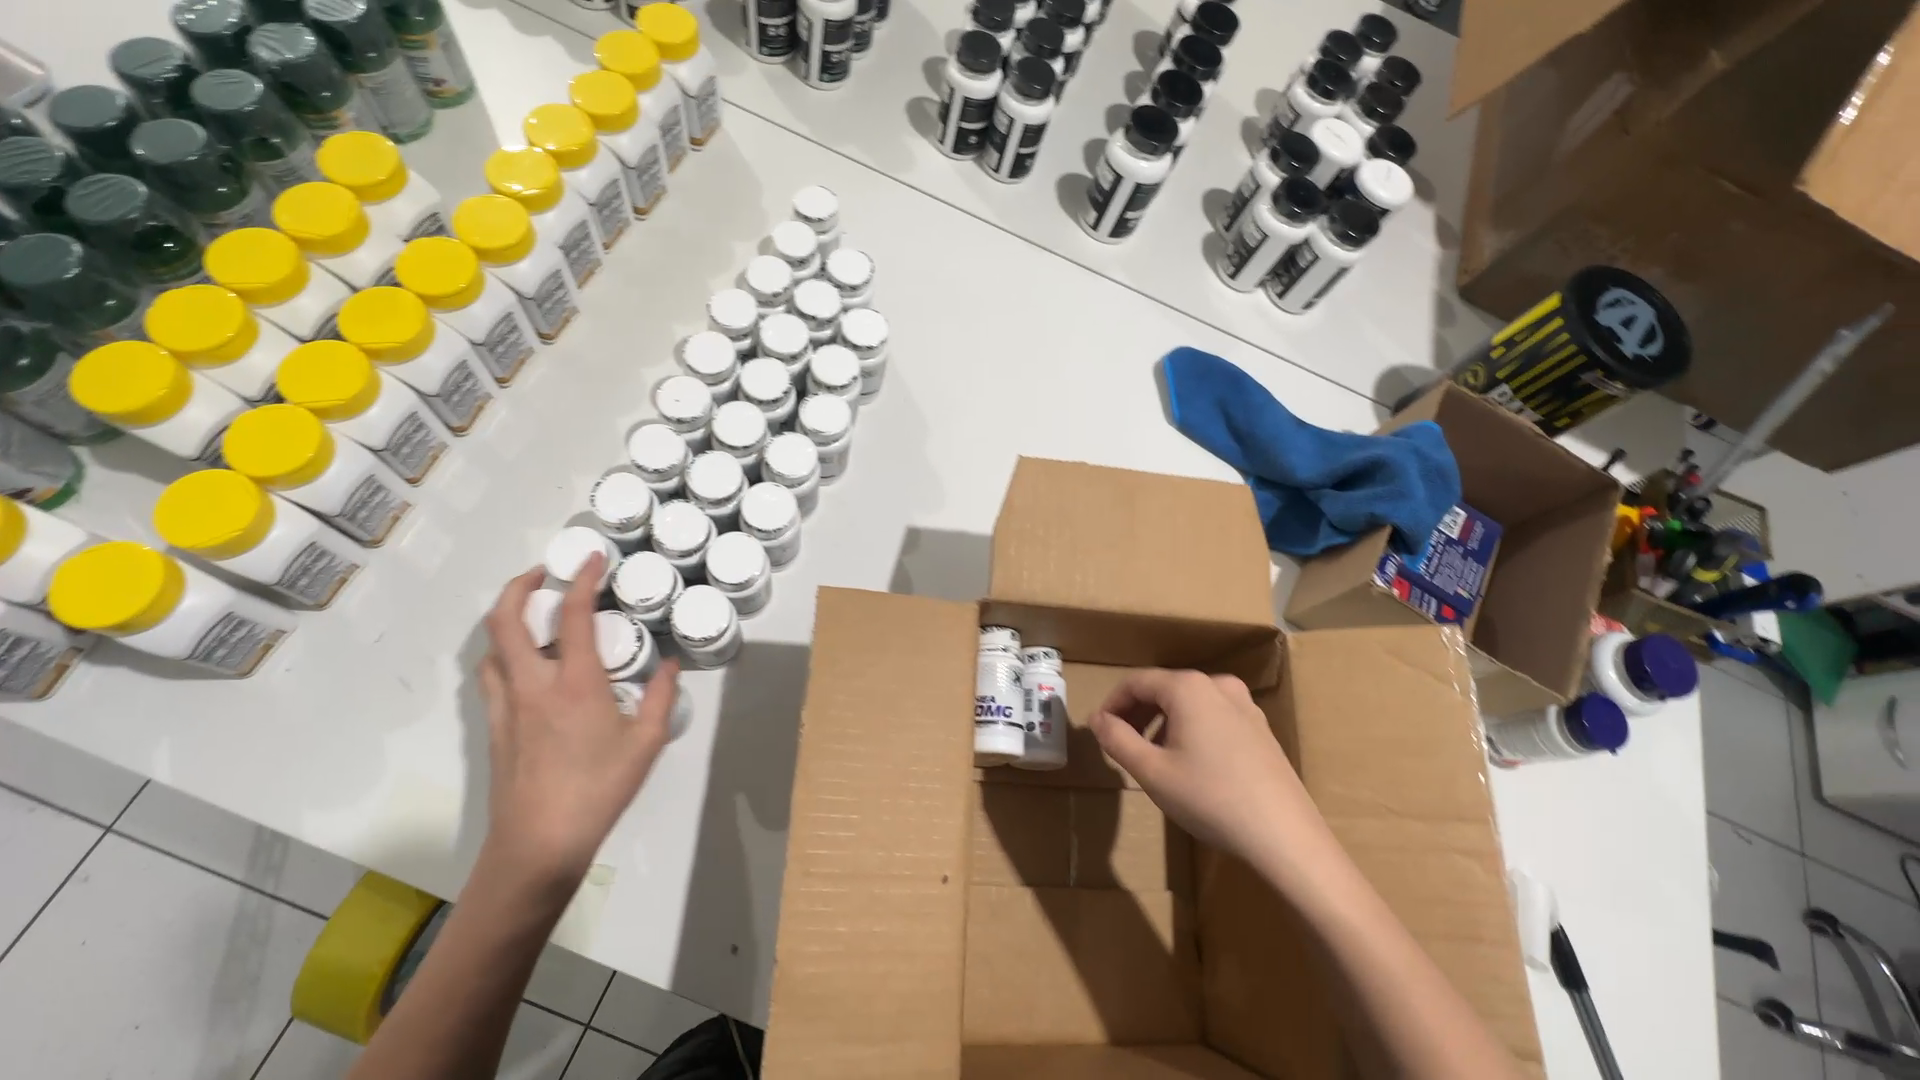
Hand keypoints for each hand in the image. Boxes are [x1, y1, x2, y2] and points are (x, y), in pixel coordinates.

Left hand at [479, 556, 678, 888]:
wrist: (538, 842)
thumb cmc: (599, 790)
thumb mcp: (646, 744)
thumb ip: (659, 698)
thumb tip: (670, 666)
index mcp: (575, 683)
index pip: (572, 614)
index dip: (582, 578)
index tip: (591, 558)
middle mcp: (533, 683)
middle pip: (506, 618)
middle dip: (520, 585)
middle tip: (544, 574)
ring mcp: (507, 705)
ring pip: (491, 646)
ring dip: (507, 619)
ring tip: (532, 616)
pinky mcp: (495, 726)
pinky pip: (491, 675)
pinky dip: (503, 654)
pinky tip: (525, 666)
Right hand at [1090, 669, 1330, 876]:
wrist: (1283, 835)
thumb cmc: (1209, 798)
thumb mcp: (1151, 771)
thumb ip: (1117, 739)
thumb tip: (1098, 719)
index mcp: (1188, 687)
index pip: (1136, 682)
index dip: (1112, 704)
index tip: (1099, 731)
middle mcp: (1218, 686)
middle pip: (1165, 688)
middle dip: (1137, 713)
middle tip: (1121, 745)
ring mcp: (1246, 706)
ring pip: (1190, 703)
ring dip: (1164, 722)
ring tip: (1153, 757)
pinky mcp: (1261, 729)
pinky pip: (1214, 717)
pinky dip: (1192, 730)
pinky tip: (1191, 765)